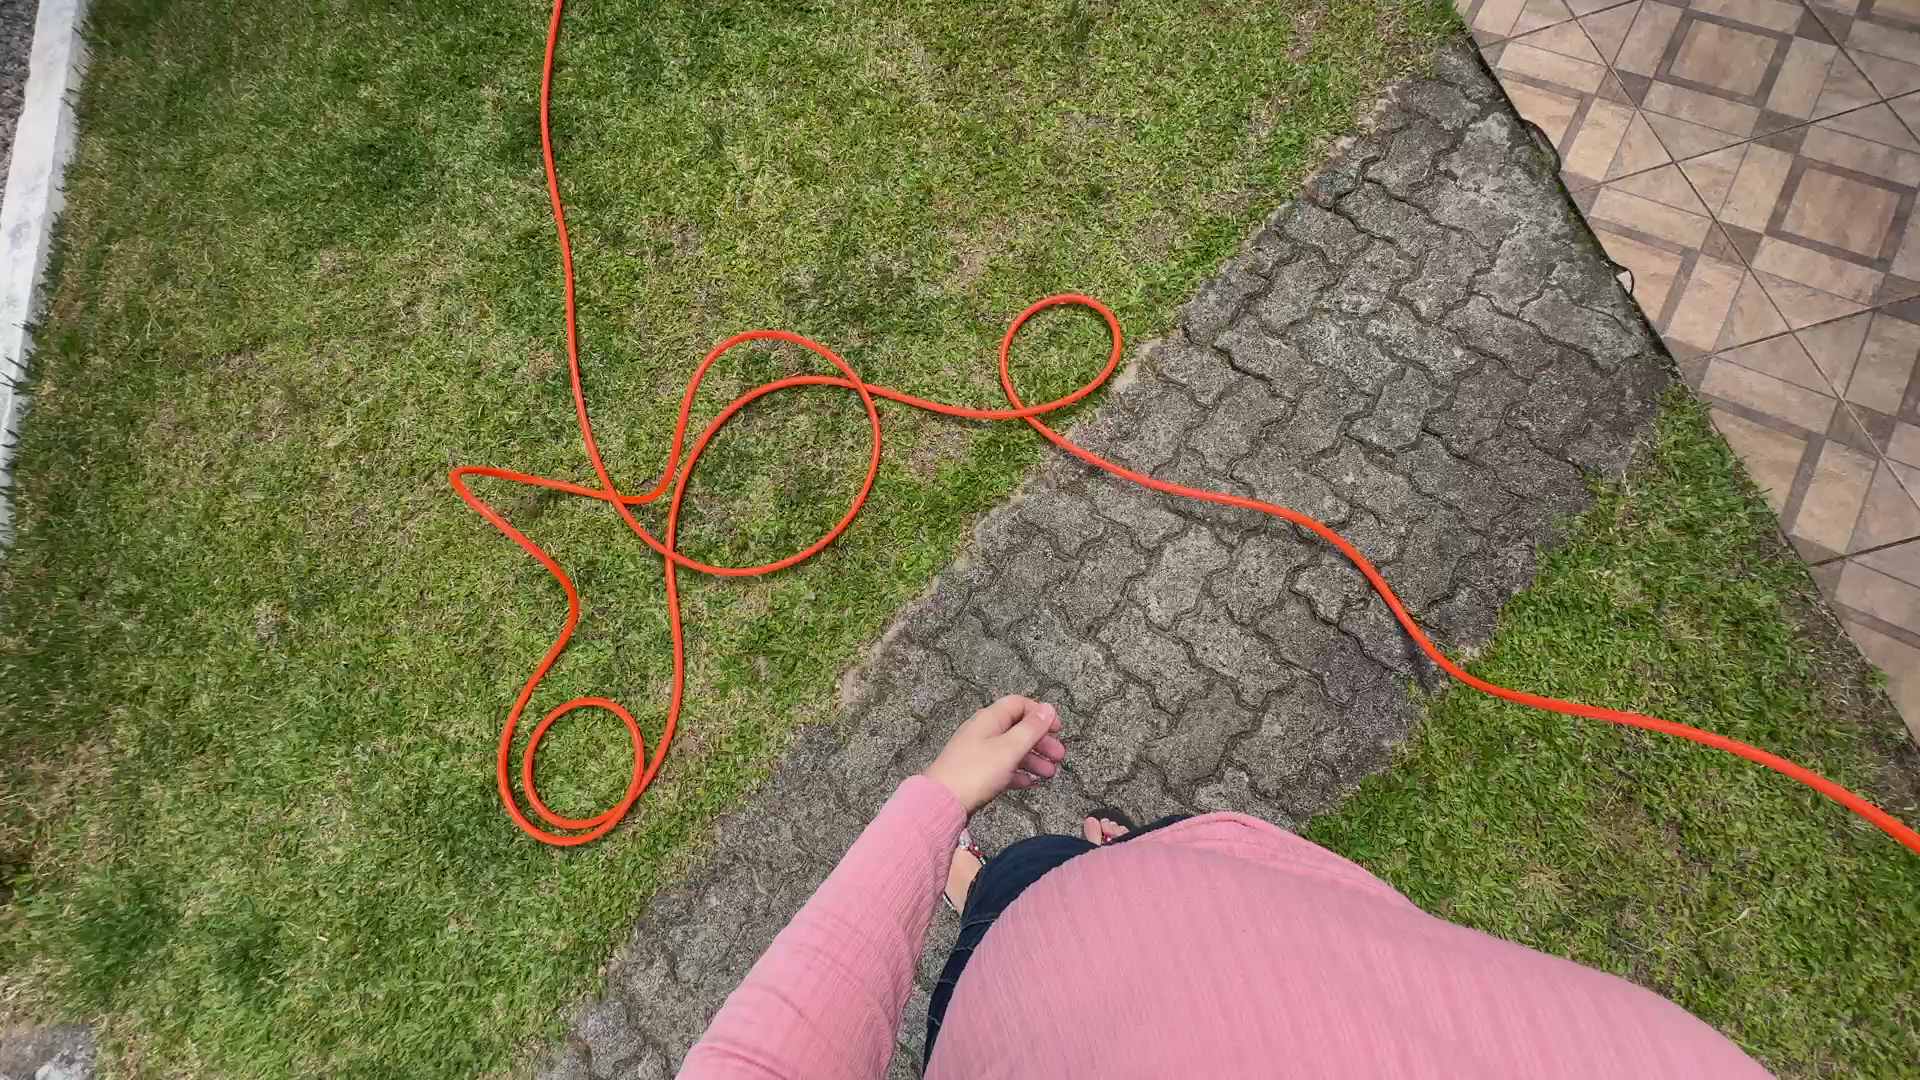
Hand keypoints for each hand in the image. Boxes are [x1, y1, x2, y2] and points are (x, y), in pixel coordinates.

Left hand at [924, 696, 1066, 813]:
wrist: (942, 802)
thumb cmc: (976, 771)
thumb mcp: (1009, 748)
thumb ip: (1031, 728)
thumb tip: (1049, 708)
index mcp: (990, 719)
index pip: (1018, 704)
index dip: (1040, 713)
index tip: (1058, 729)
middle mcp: (983, 731)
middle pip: (1017, 728)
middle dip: (1040, 740)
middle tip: (1059, 756)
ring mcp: (978, 752)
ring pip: (1011, 749)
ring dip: (1033, 759)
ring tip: (1050, 774)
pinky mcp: (975, 772)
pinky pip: (1002, 767)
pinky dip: (1018, 772)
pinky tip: (1031, 784)